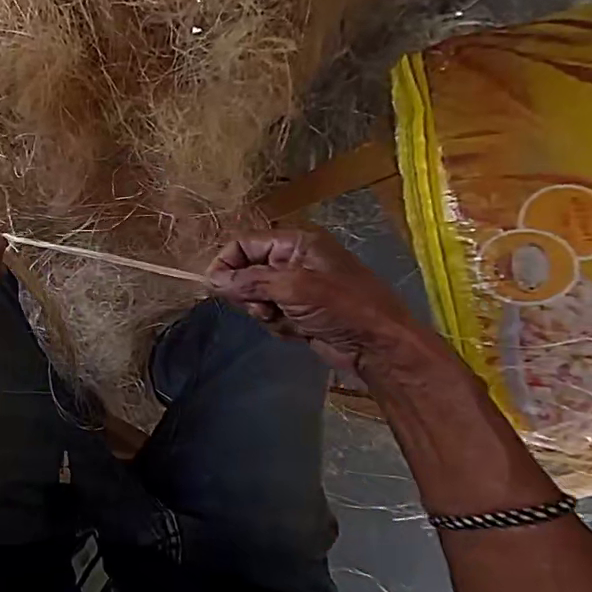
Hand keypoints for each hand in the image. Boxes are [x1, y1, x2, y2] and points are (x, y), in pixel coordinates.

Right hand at [207, 228, 435, 377]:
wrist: (380, 348)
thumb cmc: (344, 308)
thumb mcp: (294, 288)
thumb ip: (250, 281)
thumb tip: (212, 280)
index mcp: (296, 243)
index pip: (243, 244)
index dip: (226, 264)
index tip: (217, 288)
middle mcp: (293, 261)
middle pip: (245, 271)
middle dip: (248, 293)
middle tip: (264, 307)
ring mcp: (296, 287)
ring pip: (253, 296)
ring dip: (262, 311)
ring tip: (283, 319)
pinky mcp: (298, 310)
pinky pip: (268, 313)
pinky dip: (275, 324)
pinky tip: (295, 330)